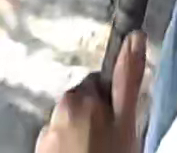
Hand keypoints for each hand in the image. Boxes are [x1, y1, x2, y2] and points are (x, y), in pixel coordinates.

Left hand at [34, 34, 145, 152]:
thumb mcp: (126, 120)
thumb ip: (128, 77)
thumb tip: (135, 35)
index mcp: (73, 100)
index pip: (96, 83)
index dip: (112, 100)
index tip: (120, 120)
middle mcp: (50, 118)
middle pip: (81, 107)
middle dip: (95, 120)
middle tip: (113, 142)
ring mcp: (41, 148)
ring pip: (69, 132)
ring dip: (82, 141)